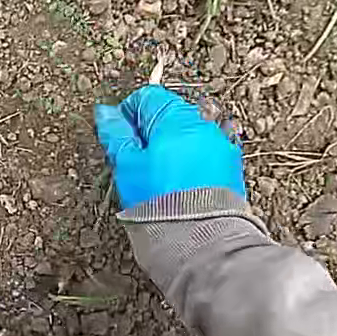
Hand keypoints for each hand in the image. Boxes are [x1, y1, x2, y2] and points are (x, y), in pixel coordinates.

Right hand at [93, 85, 245, 209]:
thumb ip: (115, 133)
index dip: (126, 116)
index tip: (118, 136)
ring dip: (170, 149)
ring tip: (157, 178)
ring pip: (187, 136)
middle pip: (169, 115)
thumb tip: (105, 114)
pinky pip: (204, 155)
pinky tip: (177, 186)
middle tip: (135, 161)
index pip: (146, 97)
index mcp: (177, 116)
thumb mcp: (126, 165)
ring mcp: (221, 145)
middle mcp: (204, 124)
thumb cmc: (161, 202)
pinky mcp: (231, 168)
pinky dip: (189, 164)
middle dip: (150, 133)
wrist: (199, 238)